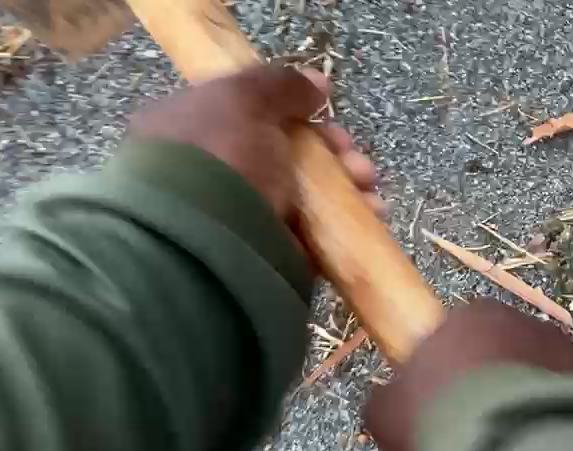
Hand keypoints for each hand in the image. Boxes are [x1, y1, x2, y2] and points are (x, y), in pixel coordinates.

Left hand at [129, 64, 383, 228]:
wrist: (218, 237)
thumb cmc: (222, 157)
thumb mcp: (243, 101)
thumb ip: (280, 86)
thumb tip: (319, 80)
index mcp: (198, 128)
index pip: (255, 115)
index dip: (298, 115)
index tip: (328, 119)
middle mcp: (224, 170)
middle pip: (293, 155)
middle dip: (334, 155)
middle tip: (356, 160)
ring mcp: (255, 212)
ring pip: (315, 194)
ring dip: (351, 187)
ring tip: (371, 189)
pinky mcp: (285, 248)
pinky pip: (327, 230)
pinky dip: (353, 222)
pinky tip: (373, 215)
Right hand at [366, 300, 572, 450]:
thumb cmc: (445, 424)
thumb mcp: (389, 416)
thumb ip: (393, 399)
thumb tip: (395, 398)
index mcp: (475, 316)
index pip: (462, 333)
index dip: (456, 373)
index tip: (452, 409)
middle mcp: (533, 326)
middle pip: (513, 357)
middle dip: (503, 390)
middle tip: (489, 435)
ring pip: (549, 384)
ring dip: (538, 410)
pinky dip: (568, 428)